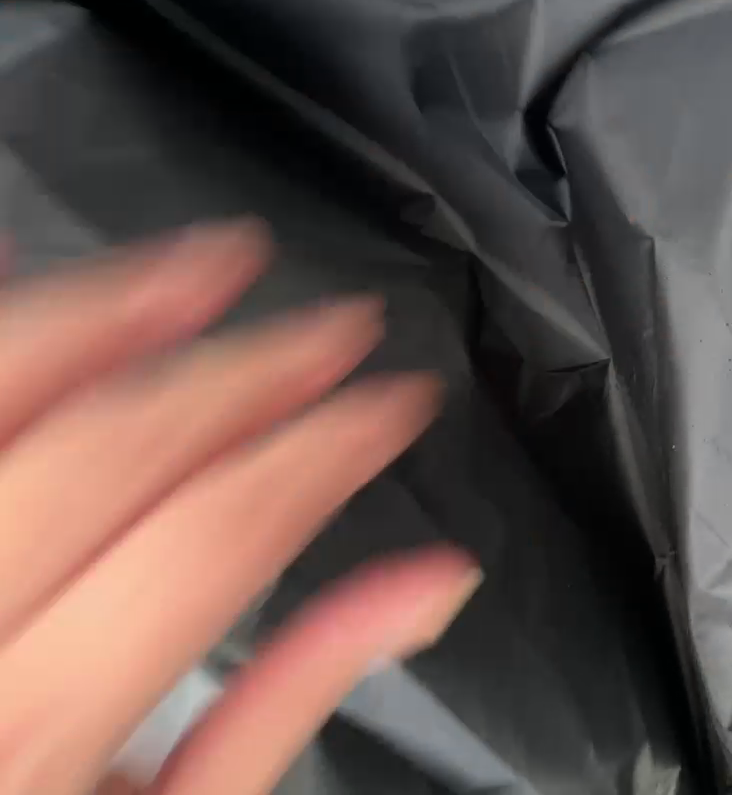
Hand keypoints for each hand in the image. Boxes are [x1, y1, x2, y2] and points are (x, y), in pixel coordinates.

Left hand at [0, 223, 478, 794]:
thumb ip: (297, 690)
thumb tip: (437, 583)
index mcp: (34, 728)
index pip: (221, 530)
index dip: (332, 444)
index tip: (401, 399)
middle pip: (111, 450)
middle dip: (252, 366)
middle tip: (344, 322)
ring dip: (105, 312)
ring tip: (216, 254)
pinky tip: (20, 257)